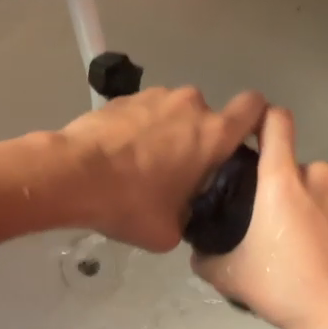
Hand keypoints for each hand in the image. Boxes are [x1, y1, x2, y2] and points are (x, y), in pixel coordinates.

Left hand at [59, 86, 266, 251]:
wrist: (73, 176)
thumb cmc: (129, 204)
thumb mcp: (170, 232)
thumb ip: (189, 216)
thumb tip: (184, 211)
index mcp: (213, 135)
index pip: (254, 108)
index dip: (253, 121)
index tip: (240, 142)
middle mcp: (190, 105)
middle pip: (206, 118)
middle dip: (196, 141)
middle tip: (176, 173)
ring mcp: (155, 96)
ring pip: (172, 114)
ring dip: (165, 134)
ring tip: (141, 166)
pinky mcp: (123, 98)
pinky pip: (142, 113)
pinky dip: (137, 130)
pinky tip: (118, 157)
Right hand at [192, 106, 327, 328]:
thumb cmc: (288, 287)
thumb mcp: (232, 278)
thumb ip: (207, 260)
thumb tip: (198, 254)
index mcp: (282, 181)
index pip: (275, 122)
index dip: (259, 118)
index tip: (246, 131)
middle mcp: (317, 176)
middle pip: (288, 168)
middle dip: (274, 191)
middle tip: (261, 226)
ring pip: (312, 190)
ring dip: (299, 208)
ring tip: (289, 247)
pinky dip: (321, 224)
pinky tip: (314, 258)